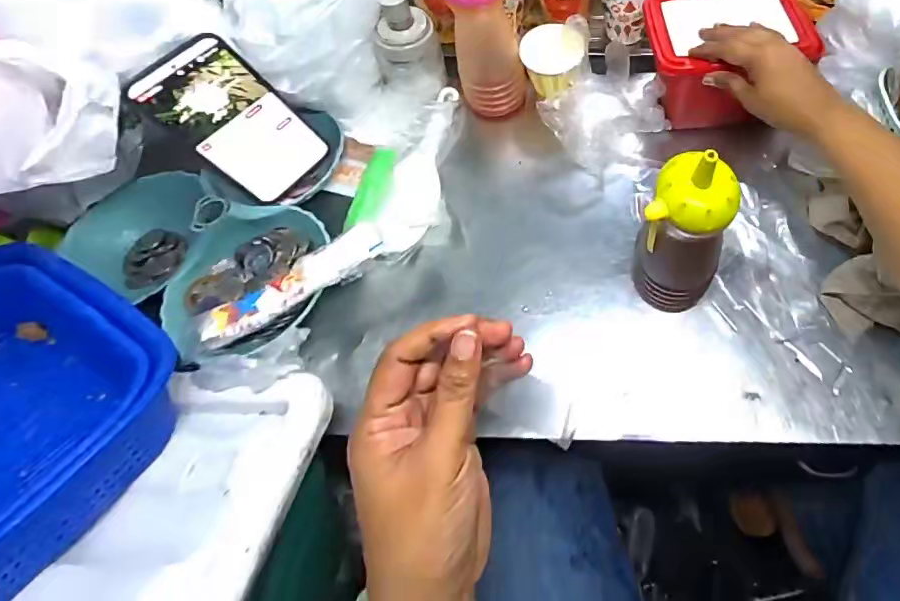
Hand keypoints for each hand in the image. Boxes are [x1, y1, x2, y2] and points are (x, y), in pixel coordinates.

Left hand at [348, 315, 533, 600]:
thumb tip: (468, 335)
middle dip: (469, 343)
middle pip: (434, 363)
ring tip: (519, 345)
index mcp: (380, 422)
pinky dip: (495, 381)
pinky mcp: (456, 439)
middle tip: (506, 332)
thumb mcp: (441, 454)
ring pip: (458, 377)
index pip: (401, 360)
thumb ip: (457, 392)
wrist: (439, 587)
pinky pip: (474, 398)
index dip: (435, 335)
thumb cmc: (424, 525)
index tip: (474, 324)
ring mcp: (431, 428)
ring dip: (487, 359)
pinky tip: (519, 367)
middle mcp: (402, 418)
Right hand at [689, 24, 855, 138]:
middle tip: (702, 32)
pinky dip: (755, 29)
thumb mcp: (752, 100)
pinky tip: (752, 29)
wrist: (821, 111)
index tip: (691, 51)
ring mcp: (781, 43)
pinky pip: (767, 32)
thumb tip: (709, 75)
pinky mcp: (791, 49)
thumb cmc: (783, 109)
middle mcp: (767, 42)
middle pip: (738, 34)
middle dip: (719, 33)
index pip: (725, 47)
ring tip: (721, 28)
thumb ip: (731, 83)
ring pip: (753, 30)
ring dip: (736, 29)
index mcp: (755, 54)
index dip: (707, 49)